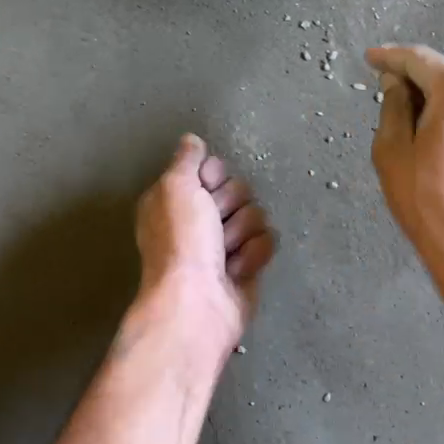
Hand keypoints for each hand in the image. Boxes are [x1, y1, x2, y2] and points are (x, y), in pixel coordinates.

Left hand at [134, 134, 276, 351]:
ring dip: (241, 233)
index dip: (213, 178)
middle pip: (239, 189)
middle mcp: (200, 218)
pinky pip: (267, 241)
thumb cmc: (181, 242)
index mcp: (177, 198)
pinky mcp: (248, 264)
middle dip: (230, 206)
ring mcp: (226, 243)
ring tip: (223, 254)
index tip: (204, 190)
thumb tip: (192, 140)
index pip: (213, 168)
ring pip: (256, 215)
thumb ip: (186, 159)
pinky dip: (253, 255)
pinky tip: (237, 271)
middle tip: (213, 227)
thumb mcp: (176, 187)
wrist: (196, 303)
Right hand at [367, 45, 443, 304]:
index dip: (390, 57)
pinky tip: (435, 131)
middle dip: (413, 75)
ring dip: (434, 95)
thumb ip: (393, 106)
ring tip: (406, 110)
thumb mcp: (392, 149)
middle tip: (383, 83)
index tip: (370, 59)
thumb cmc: (426, 199)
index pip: (419, 59)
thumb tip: (396, 84)